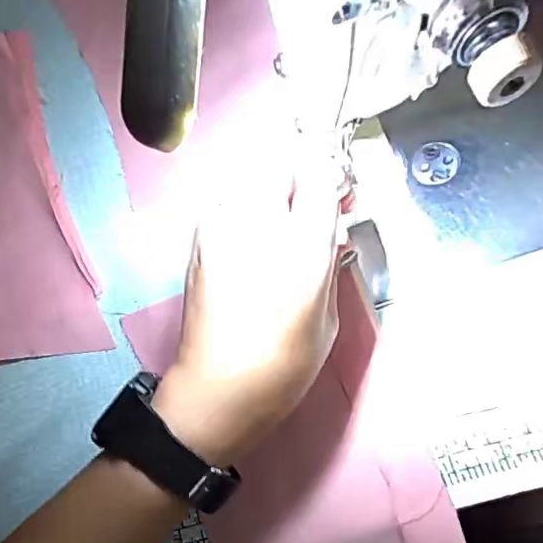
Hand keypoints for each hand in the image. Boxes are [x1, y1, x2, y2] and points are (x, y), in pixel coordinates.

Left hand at [151, 157, 344, 465]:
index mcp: (302, 245)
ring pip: (255, 169)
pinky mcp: (200, 232)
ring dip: (277, 185)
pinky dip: (252, 205)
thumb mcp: (328, 314)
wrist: (217, 388)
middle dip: (305, 167)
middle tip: (317, 200)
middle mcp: (257, 220)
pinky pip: (233, 197)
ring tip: (288, 222)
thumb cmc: (283, 364)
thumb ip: (329, 259)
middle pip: (283, 154)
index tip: (342, 193)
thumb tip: (329, 226)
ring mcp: (221, 221)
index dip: (336, 171)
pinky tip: (260, 240)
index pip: (321, 167)